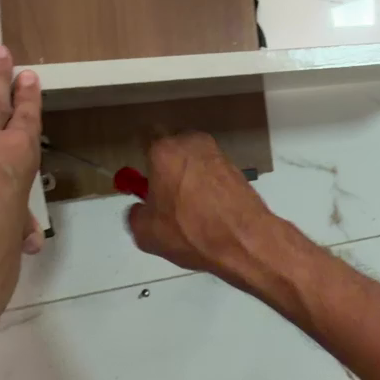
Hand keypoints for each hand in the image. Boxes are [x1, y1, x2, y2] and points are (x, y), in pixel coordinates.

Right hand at [125, 132, 303, 286]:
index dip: (141, 159)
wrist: (244, 240)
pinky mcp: (234, 165)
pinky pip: (210, 169)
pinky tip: (208, 209)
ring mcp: (216, 152)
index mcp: (164, 151)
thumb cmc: (189, 232)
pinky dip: (206, 183)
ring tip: (189, 207)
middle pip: (170, 148)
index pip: (144, 138)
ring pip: (192, 159)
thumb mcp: (146, 233)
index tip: (142, 180)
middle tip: (164, 197)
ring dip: (187, 175)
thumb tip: (141, 207)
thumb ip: (135, 213)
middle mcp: (191, 142)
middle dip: (165, 167)